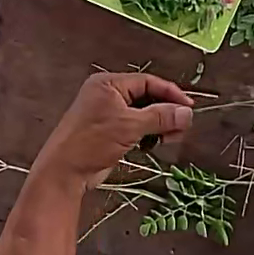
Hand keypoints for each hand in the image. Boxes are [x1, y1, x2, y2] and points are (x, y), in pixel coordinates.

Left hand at [34, 73, 194, 186]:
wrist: (65, 172)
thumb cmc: (90, 143)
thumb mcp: (129, 126)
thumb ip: (160, 117)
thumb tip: (186, 113)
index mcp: (108, 84)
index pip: (147, 82)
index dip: (170, 94)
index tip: (188, 107)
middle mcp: (107, 95)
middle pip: (147, 97)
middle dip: (165, 112)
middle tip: (181, 126)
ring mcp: (108, 114)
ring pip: (143, 114)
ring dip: (159, 125)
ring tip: (169, 138)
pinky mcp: (109, 132)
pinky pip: (136, 127)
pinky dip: (148, 134)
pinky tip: (154, 144)